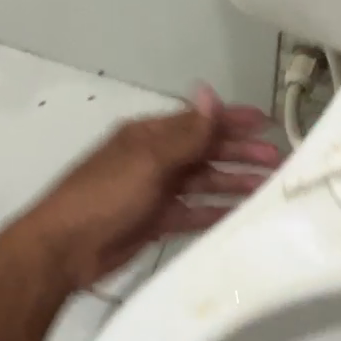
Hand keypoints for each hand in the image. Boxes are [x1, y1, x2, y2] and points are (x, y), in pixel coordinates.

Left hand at [0, 86, 282, 289]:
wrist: (62, 249)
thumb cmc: (103, 196)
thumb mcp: (147, 161)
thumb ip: (185, 133)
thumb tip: (209, 91)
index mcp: (149, 136)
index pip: (199, 122)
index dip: (233, 121)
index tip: (269, 124)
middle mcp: (154, 159)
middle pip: (205, 152)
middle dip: (240, 154)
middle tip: (278, 162)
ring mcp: (154, 192)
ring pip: (203, 183)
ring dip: (233, 183)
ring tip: (267, 190)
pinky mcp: (154, 222)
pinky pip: (192, 213)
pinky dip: (214, 212)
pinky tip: (239, 216)